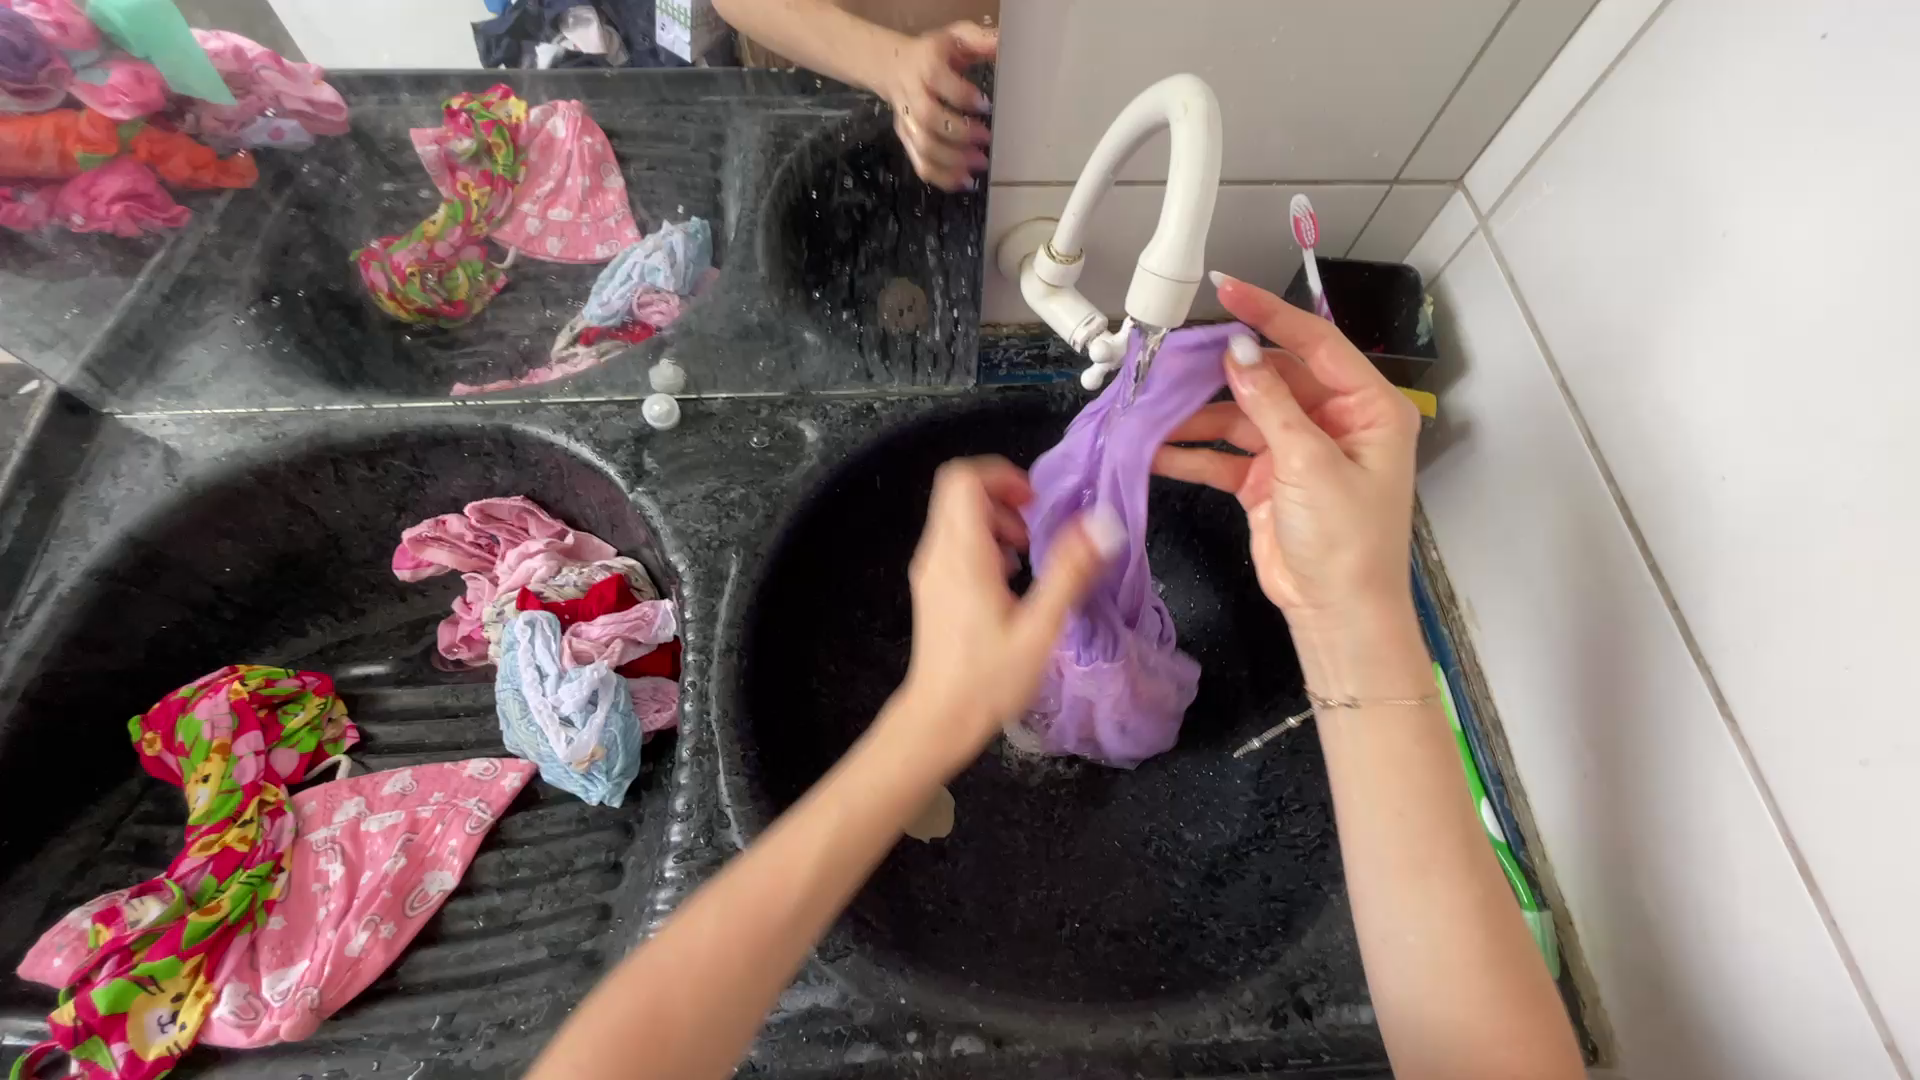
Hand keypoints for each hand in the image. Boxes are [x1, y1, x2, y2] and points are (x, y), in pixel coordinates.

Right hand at [874, 21, 996, 191]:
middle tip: (986, 141)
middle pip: (929, 119)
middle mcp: (911, 95)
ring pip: (924, 147)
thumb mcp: (955, 37)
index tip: (986, 105)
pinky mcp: (907, 141)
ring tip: (979, 165)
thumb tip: (1005, 43)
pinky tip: (964, 182)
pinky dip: (942, 178)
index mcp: (924, 65)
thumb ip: (979, 40)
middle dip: (959, 133)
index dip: (962, 95)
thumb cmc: (933, 54)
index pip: (937, 79)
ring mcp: (907, 122)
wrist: (893, 68)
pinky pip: (921, 165)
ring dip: (953, 161)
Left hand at [886, 457, 1119, 775]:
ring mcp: (929, 571)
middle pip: (958, 492)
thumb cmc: (990, 678)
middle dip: (1002, 499)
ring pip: (955, 517)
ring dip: (994, 523)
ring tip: (1025, 560)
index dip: (1001, 477)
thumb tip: (1103, 523)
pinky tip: (1006, 583)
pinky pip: (952, 543)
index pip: (964, 479)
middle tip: (1033, 534)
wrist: (939, 719)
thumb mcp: (1040, 628)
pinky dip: (981, 545)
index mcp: (963, 554)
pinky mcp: (930, 588)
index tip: (1034, 502)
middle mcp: (937, 553)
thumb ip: (1070, 571)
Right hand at [1152, 274, 1421, 630]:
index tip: (1226, 291)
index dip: (1269, 315)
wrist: (1334, 610)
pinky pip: (1222, 455)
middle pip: (1268, 379)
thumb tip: (1238, 351)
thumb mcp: (1310, 464)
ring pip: (1238, 417)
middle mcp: (1329, 421)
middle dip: (1219, 372)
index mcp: (1365, 407)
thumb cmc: (1346, 538)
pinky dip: (1192, 454)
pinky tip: (1157, 450)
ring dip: (1196, 417)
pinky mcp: (1263, 479)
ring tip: (1152, 410)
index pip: (1315, 344)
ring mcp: (1293, 450)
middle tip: (1170, 359)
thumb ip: (1271, 404)